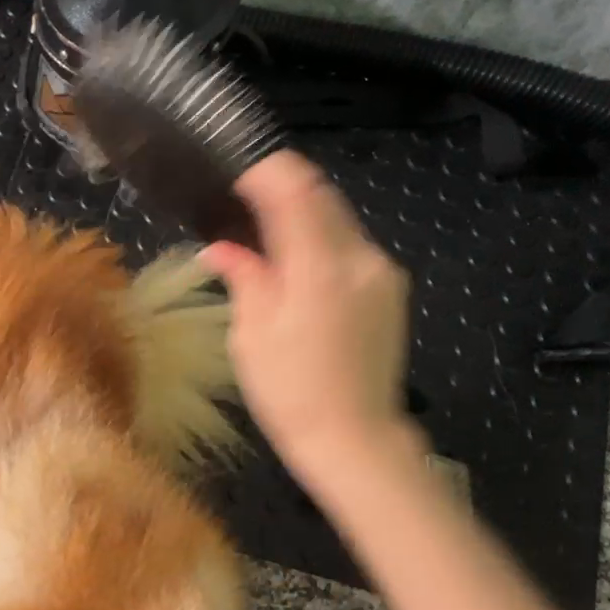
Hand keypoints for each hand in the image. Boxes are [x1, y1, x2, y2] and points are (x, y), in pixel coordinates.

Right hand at [199, 151, 414, 476]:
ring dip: (303, 218)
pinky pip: (351, 249)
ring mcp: (382, 273)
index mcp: (320, 268)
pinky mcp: (390, 290)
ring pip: (339, 222)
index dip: (267, 173)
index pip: (298, 191)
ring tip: (264, 239)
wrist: (353, 436)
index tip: (236, 176)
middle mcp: (360, 259)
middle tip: (242, 204)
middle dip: (284, 192)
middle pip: (323, 199)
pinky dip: (321, 244)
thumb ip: (244, 278)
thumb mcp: (251, 335)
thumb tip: (219, 248)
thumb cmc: (288, 391)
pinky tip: (295, 270)